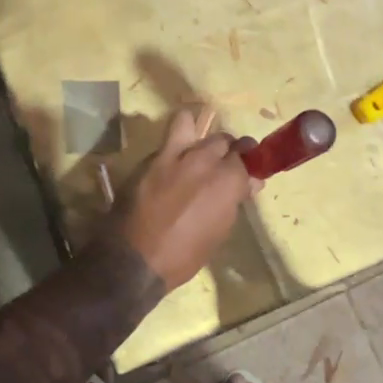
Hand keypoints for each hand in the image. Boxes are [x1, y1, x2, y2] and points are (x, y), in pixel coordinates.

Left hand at [115, 107, 261, 289]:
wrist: (133, 260)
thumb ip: (234, 200)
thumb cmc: (184, 256)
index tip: (247, 170)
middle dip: (227, 149)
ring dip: (196, 133)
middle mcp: (202, 159)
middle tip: (222, 165)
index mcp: (226, 179)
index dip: (248, 161)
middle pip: (222, 139)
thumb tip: (249, 182)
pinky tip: (170, 170)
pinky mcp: (146, 161)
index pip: (246, 154)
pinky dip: (173, 152)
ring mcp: (171, 156)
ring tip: (195, 149)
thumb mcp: (219, 231)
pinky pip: (165, 144)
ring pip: (187, 122)